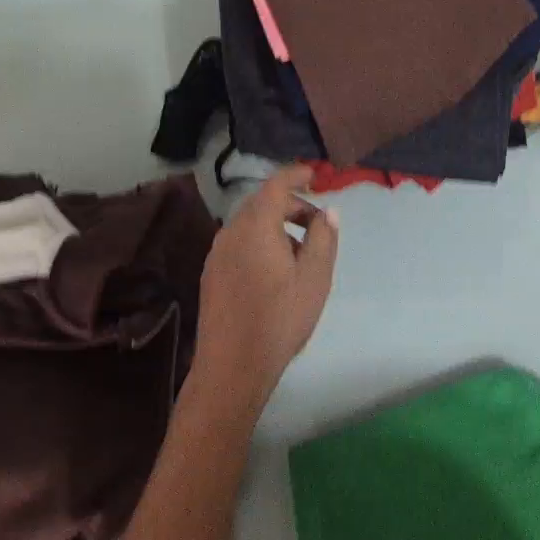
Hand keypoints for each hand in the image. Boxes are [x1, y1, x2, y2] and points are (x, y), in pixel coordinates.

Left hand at [191, 165, 340, 416]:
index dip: (296, 174)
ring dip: (276, 226)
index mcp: (255, 225)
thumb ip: (324, 239)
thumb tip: (328, 212)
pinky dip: (260, 242)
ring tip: (301, 252)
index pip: (275, 184)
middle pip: (262, 203)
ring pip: (249, 225)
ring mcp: (217, 252)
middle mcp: (231, 231)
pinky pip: (239, 243)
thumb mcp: (314, 279)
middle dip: (291, 205)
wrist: (231, 365)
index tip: (315, 174)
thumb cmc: (279, 318)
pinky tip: (276, 272)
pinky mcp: (211, 273)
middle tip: (317, 223)